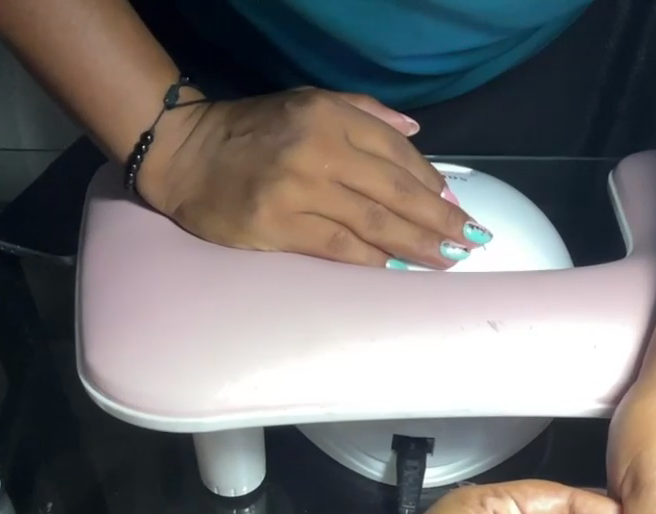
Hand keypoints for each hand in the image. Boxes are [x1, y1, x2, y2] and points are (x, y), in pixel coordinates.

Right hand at [134, 88, 486, 269]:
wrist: (185, 154)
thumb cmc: (249, 132)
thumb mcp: (306, 103)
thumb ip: (363, 113)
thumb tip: (416, 132)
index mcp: (329, 115)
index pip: (396, 153)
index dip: (432, 185)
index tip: (457, 210)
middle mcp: (318, 148)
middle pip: (393, 190)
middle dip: (437, 220)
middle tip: (470, 243)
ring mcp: (297, 188)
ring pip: (372, 221)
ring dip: (415, 245)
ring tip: (446, 260)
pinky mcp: (277, 224)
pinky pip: (336, 246)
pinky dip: (371, 260)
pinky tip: (397, 270)